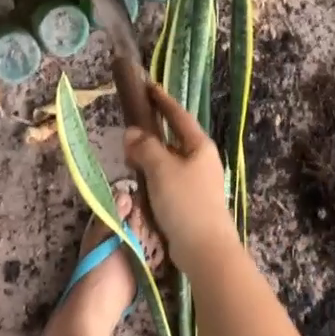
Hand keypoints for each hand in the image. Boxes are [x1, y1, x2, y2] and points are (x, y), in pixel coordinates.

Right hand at [124, 84, 237, 274]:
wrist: (205, 249)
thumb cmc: (185, 203)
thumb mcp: (162, 169)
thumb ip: (145, 147)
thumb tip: (132, 133)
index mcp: (199, 146)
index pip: (179, 116)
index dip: (163, 101)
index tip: (148, 86)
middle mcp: (202, 160)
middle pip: (174, 138)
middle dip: (153, 131)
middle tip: (131, 125)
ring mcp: (198, 182)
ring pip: (169, 160)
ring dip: (150, 156)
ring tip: (129, 156)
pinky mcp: (190, 202)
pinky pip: (168, 180)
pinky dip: (153, 176)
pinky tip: (140, 183)